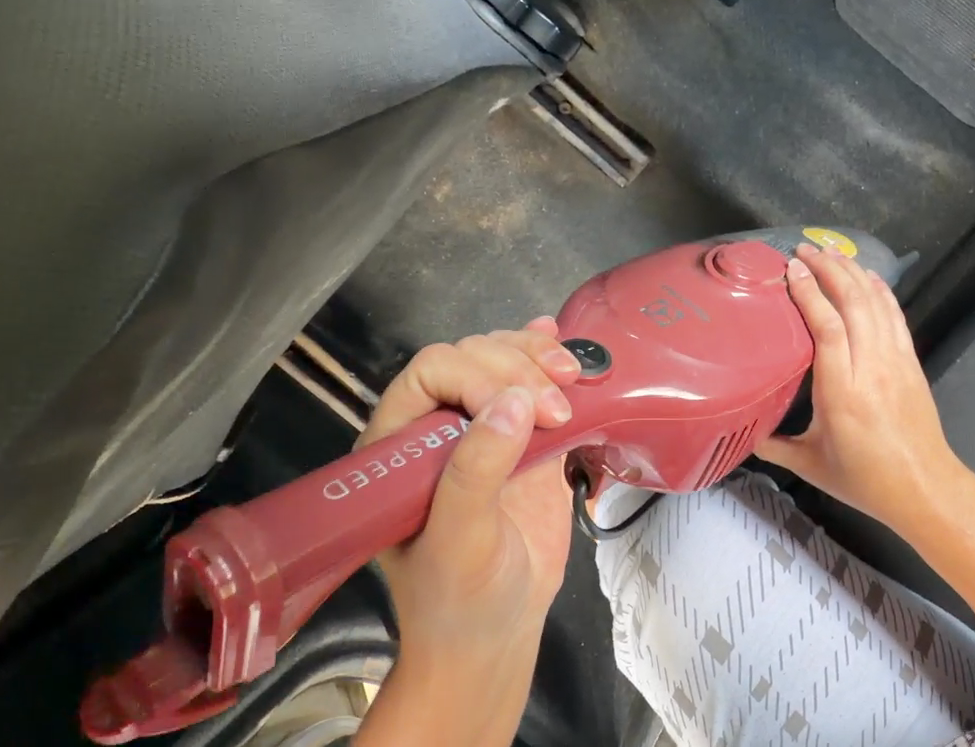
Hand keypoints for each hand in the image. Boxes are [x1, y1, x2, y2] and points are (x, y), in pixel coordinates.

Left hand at [353, 321, 581, 746]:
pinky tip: (564, 345)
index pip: (431, 374)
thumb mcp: (459, 542)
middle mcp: (438, 425)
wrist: (499, 630)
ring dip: (540, 357)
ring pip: (505, 358)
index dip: (477, 376)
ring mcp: (485, 428)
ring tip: (573, 379)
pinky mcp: (528, 438)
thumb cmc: (460, 596)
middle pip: (474, 356)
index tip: (524, 410)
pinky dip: (551, 357)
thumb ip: (475, 473)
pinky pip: (537, 384)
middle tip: (557, 410)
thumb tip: (514, 403)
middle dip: (519, 370)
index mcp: (400, 445)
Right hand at [755, 245, 961, 533]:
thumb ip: (775, 446)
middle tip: (804, 251)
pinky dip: (881, 290)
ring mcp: (896, 360)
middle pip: (852, 304)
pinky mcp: (911, 360)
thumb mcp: (812, 465)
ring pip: (874, 304)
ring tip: (830, 252)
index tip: (791, 270)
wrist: (924, 486)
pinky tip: (868, 275)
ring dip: (852, 272)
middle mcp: (871, 367)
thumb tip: (743, 434)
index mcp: (842, 392)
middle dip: (829, 270)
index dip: (810, 293)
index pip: (826, 328)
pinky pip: (895, 316)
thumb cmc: (865, 479)